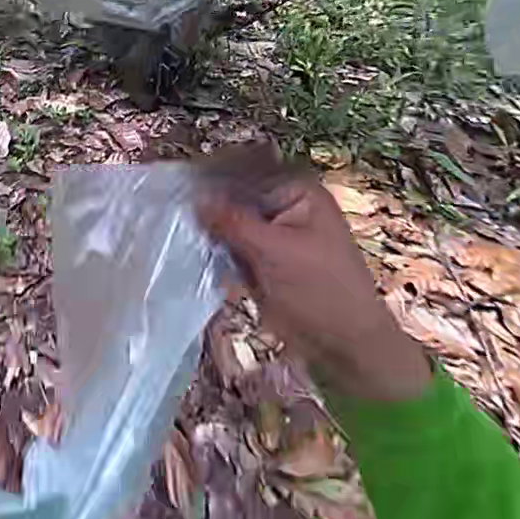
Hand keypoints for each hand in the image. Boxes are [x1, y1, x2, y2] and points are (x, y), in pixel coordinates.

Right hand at [194, 142, 432, 403]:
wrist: (345, 348)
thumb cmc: (322, 291)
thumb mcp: (276, 251)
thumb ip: (232, 221)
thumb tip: (195, 198)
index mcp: (297, 193)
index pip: (246, 170)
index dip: (213, 174)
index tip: (180, 181)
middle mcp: (282, 206)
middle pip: (233, 193)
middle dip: (207, 201)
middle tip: (173, 204)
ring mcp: (270, 232)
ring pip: (227, 218)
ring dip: (207, 225)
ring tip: (178, 225)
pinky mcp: (258, 256)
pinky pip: (227, 241)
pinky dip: (212, 244)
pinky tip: (192, 244)